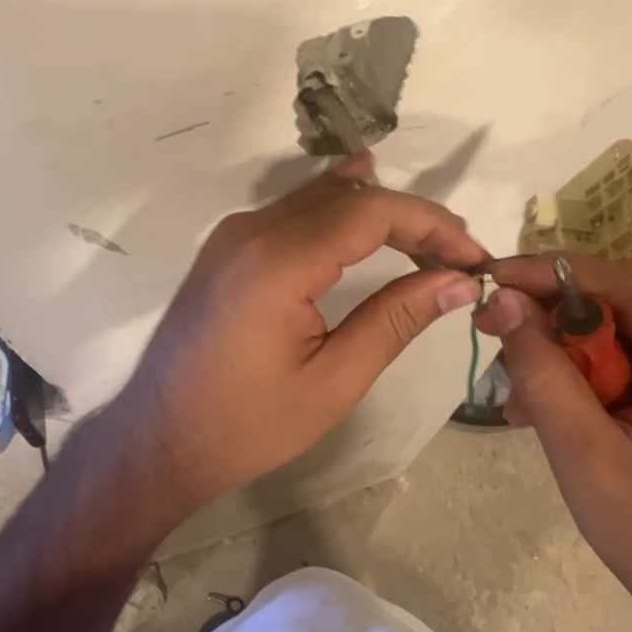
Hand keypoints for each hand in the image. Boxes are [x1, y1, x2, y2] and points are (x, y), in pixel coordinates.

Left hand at [108, 153, 487, 512]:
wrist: (157, 440)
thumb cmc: (246, 425)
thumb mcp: (332, 381)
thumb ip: (395, 321)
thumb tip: (458, 282)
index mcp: (278, 262)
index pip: (372, 212)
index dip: (432, 225)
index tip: (474, 257)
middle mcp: (252, 231)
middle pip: (348, 197)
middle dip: (410, 218)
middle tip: (458, 254)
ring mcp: (232, 234)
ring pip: (318, 196)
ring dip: (376, 210)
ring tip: (428, 237)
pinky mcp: (225, 247)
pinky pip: (290, 209)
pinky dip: (336, 207)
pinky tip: (360, 192)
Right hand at [473, 255, 631, 631]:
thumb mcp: (587, 459)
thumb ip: (543, 374)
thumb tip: (502, 300)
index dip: (555, 275)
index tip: (491, 276)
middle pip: (628, 301)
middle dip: (554, 316)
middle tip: (491, 329)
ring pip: (624, 324)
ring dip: (565, 349)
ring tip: (516, 390)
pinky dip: (587, 370)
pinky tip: (549, 402)